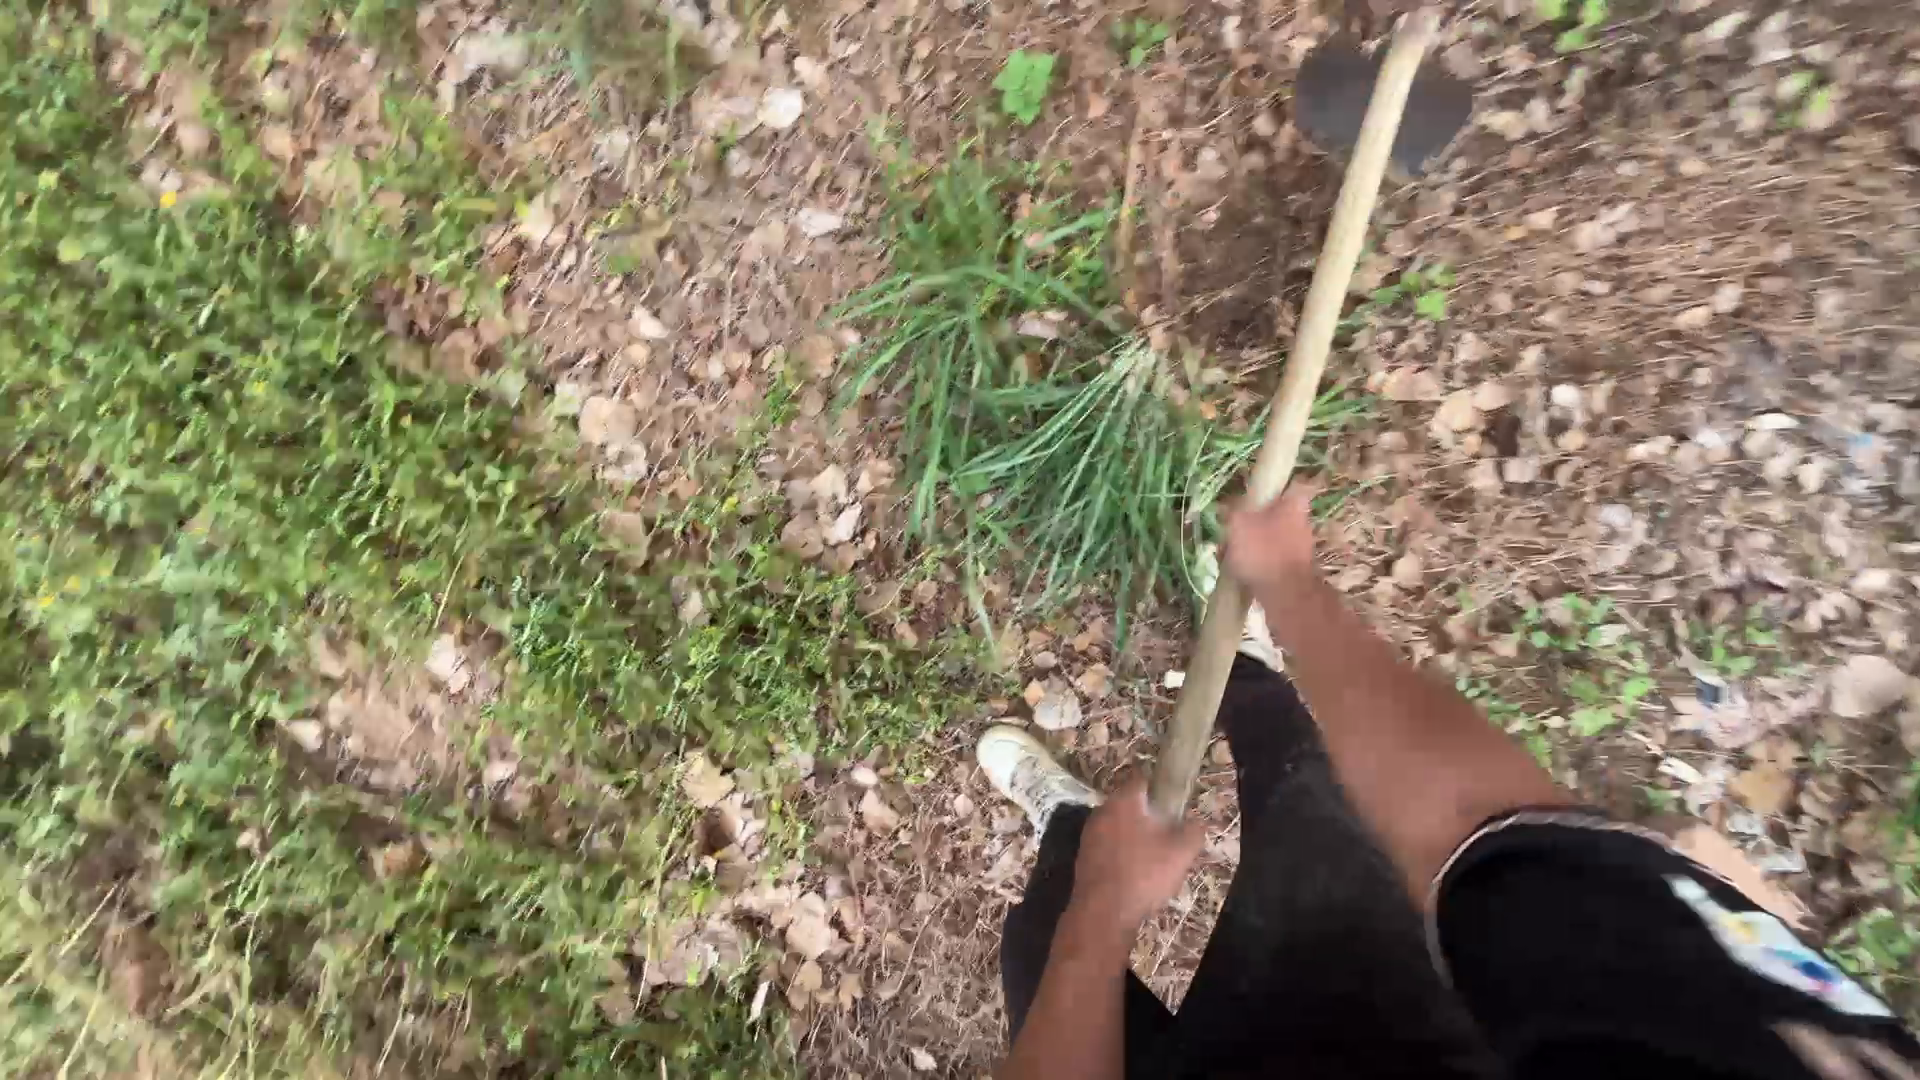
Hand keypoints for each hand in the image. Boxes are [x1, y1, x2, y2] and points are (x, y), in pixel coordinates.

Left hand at [1066, 778, 1205, 938]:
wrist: (1103, 911)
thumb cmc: (1144, 874)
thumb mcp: (1181, 853)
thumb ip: (1193, 832)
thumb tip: (1198, 821)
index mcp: (1124, 801)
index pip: (1142, 780)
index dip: (1159, 789)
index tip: (1173, 805)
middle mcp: (1102, 810)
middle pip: (1129, 804)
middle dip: (1147, 816)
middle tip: (1167, 835)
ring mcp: (1089, 832)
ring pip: (1117, 826)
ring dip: (1133, 836)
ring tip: (1152, 858)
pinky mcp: (1084, 854)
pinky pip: (1107, 846)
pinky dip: (1120, 853)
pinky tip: (1133, 873)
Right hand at [1223, 485, 1318, 592]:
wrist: (1286, 594)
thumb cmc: (1262, 550)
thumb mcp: (1237, 523)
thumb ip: (1231, 509)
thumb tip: (1227, 503)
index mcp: (1293, 504)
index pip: (1293, 485)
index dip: (1274, 488)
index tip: (1255, 494)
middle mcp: (1301, 523)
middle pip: (1272, 515)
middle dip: (1249, 523)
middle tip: (1230, 531)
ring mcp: (1299, 547)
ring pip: (1267, 538)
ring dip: (1248, 545)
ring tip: (1227, 555)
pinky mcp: (1292, 569)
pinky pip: (1268, 558)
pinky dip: (1254, 563)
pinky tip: (1238, 571)